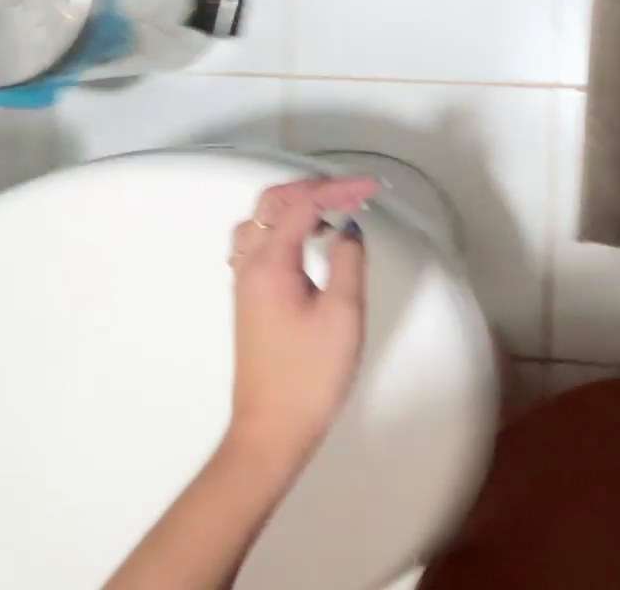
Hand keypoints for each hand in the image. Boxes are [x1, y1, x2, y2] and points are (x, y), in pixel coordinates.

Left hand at [226, 176, 378, 465]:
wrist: (271, 431)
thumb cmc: (310, 374)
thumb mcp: (343, 313)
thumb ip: (348, 260)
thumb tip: (349, 228)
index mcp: (270, 263)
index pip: (303, 204)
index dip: (339, 189)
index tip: (374, 189)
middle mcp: (250, 265)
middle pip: (272, 202)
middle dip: (314, 187)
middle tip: (354, 194)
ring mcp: (245, 282)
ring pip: (260, 220)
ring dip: (296, 205)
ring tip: (333, 212)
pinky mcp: (251, 298)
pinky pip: (259, 241)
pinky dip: (285, 226)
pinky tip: (309, 241)